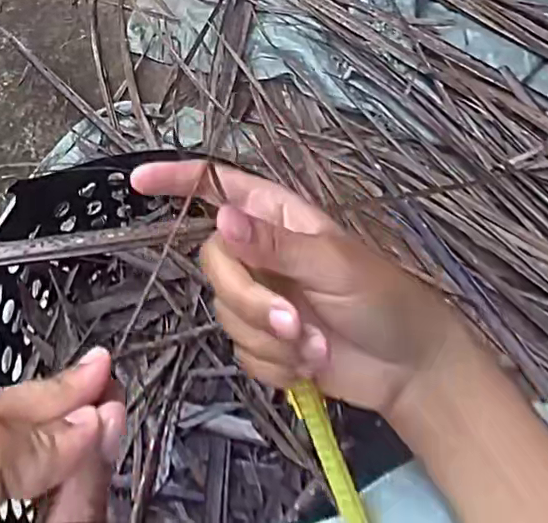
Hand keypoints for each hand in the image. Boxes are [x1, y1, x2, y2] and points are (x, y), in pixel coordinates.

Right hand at [131, 160, 473, 418]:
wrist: (409, 368)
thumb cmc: (380, 295)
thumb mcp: (332, 262)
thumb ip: (274, 244)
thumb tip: (221, 219)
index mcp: (271, 214)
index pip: (214, 185)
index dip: (174, 179)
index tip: (138, 180)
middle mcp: (256, 249)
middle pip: (214, 263)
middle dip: (250, 299)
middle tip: (294, 320)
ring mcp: (257, 293)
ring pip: (225, 310)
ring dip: (270, 336)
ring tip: (313, 343)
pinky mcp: (261, 337)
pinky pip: (240, 349)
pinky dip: (275, 364)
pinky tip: (308, 363)